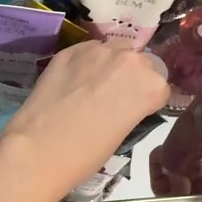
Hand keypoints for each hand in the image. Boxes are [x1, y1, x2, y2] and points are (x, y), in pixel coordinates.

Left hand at [0, 41, 169, 197]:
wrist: (41, 147)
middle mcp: (129, 60)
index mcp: (151, 85)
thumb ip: (132, 106)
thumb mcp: (124, 131)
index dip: (147, 98)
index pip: (160, 85)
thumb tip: (124, 100)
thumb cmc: (88, 153)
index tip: (135, 110)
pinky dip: (85, 61)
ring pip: (114, 49)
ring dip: (110, 63)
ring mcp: (98, 50)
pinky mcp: (70, 49)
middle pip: (140, 61)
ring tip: (94, 84)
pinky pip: (87, 50)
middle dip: (131, 76)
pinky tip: (73, 80)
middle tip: (114, 97)